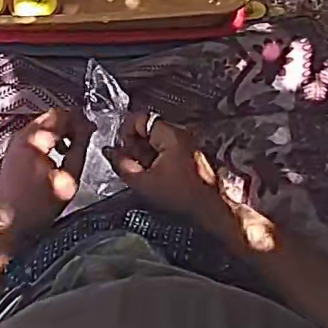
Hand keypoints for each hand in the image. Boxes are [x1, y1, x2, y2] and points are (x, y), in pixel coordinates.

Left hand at [0, 109, 90, 243]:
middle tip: (85, 135)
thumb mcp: (68, 180)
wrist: (10, 222)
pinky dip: (49, 136)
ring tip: (73, 145)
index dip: (80, 119)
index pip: (61, 115)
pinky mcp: (13, 149)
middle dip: (70, 123)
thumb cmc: (37, 207)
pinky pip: (35, 132)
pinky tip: (58, 151)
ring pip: (43, 122)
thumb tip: (87, 131)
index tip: (91, 128)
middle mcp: (22, 136)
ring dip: (60, 129)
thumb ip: (79, 150)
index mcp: (35, 140)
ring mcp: (15, 141)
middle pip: (51, 115)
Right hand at [109, 114, 238, 236]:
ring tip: (144, 171)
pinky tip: (158, 175)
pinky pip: (169, 147)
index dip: (125, 131)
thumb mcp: (144, 183)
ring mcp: (190, 143)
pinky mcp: (194, 153)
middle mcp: (182, 134)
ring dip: (147, 152)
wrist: (216, 209)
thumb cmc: (184, 197)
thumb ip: (122, 165)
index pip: (140, 118)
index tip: (122, 147)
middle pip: (149, 128)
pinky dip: (159, 157)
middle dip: (135, 144)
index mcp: (170, 135)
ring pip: (158, 139)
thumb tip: (111, 153)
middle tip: (130, 161)